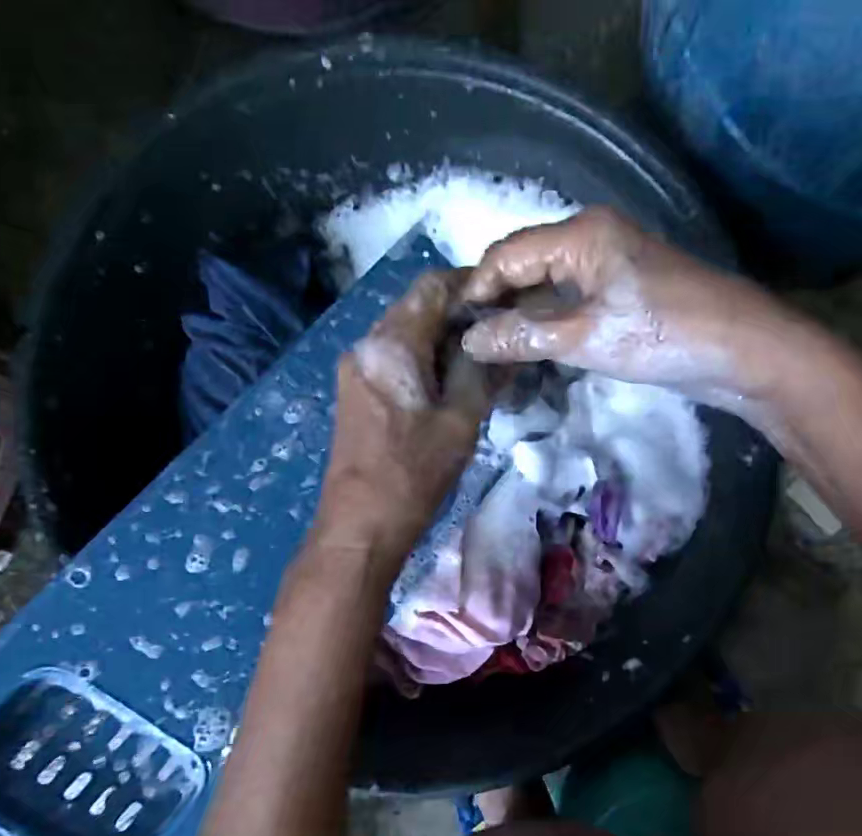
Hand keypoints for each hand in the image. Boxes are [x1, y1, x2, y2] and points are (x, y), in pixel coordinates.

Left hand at [312, 270, 488, 566]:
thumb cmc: (412, 474)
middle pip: (416, 308)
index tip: (506, 298)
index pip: (432, 286)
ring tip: (481, 359)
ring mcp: (355, 370)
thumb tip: (501, 339)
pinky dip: (422, 360)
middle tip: (500, 332)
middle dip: (458, 314)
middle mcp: (366, 345)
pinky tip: (449, 382)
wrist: (358, 525)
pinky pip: (392, 360)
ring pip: (404, 334)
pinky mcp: (355, 393)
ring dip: (441, 339)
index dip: (471, 284)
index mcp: (391, 343)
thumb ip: (480, 372)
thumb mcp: (460, 421)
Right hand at [460, 207, 834, 414]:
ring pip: (543, 285)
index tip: (450, 329)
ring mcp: (607, 264)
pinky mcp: (619, 291)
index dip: (475, 290)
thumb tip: (469, 340)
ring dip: (517, 316)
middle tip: (463, 344)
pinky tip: (525, 351)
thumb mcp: (586, 338)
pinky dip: (543, 324)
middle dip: (493, 302)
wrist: (742, 350)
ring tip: (486, 352)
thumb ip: (524, 336)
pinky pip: (566, 301)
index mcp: (581, 233)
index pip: (506, 254)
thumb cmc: (665, 335)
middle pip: (522, 264)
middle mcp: (590, 237)